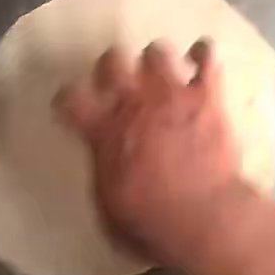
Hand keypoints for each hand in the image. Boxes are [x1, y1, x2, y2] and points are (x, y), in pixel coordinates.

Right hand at [54, 39, 254, 265]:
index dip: (68, 97)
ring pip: (158, 51)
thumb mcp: (107, 205)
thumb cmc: (149, 222)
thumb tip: (105, 156)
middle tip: (120, 78)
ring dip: (157, 60)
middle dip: (114, 64)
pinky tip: (199, 59)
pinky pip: (207, 56)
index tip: (73, 102)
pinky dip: (202, 53)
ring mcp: (173, 93)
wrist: (202, 215)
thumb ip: (103, 168)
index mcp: (104, 131)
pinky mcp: (207, 93)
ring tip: (162, 72)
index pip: (71, 98)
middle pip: (114, 59)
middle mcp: (135, 102)